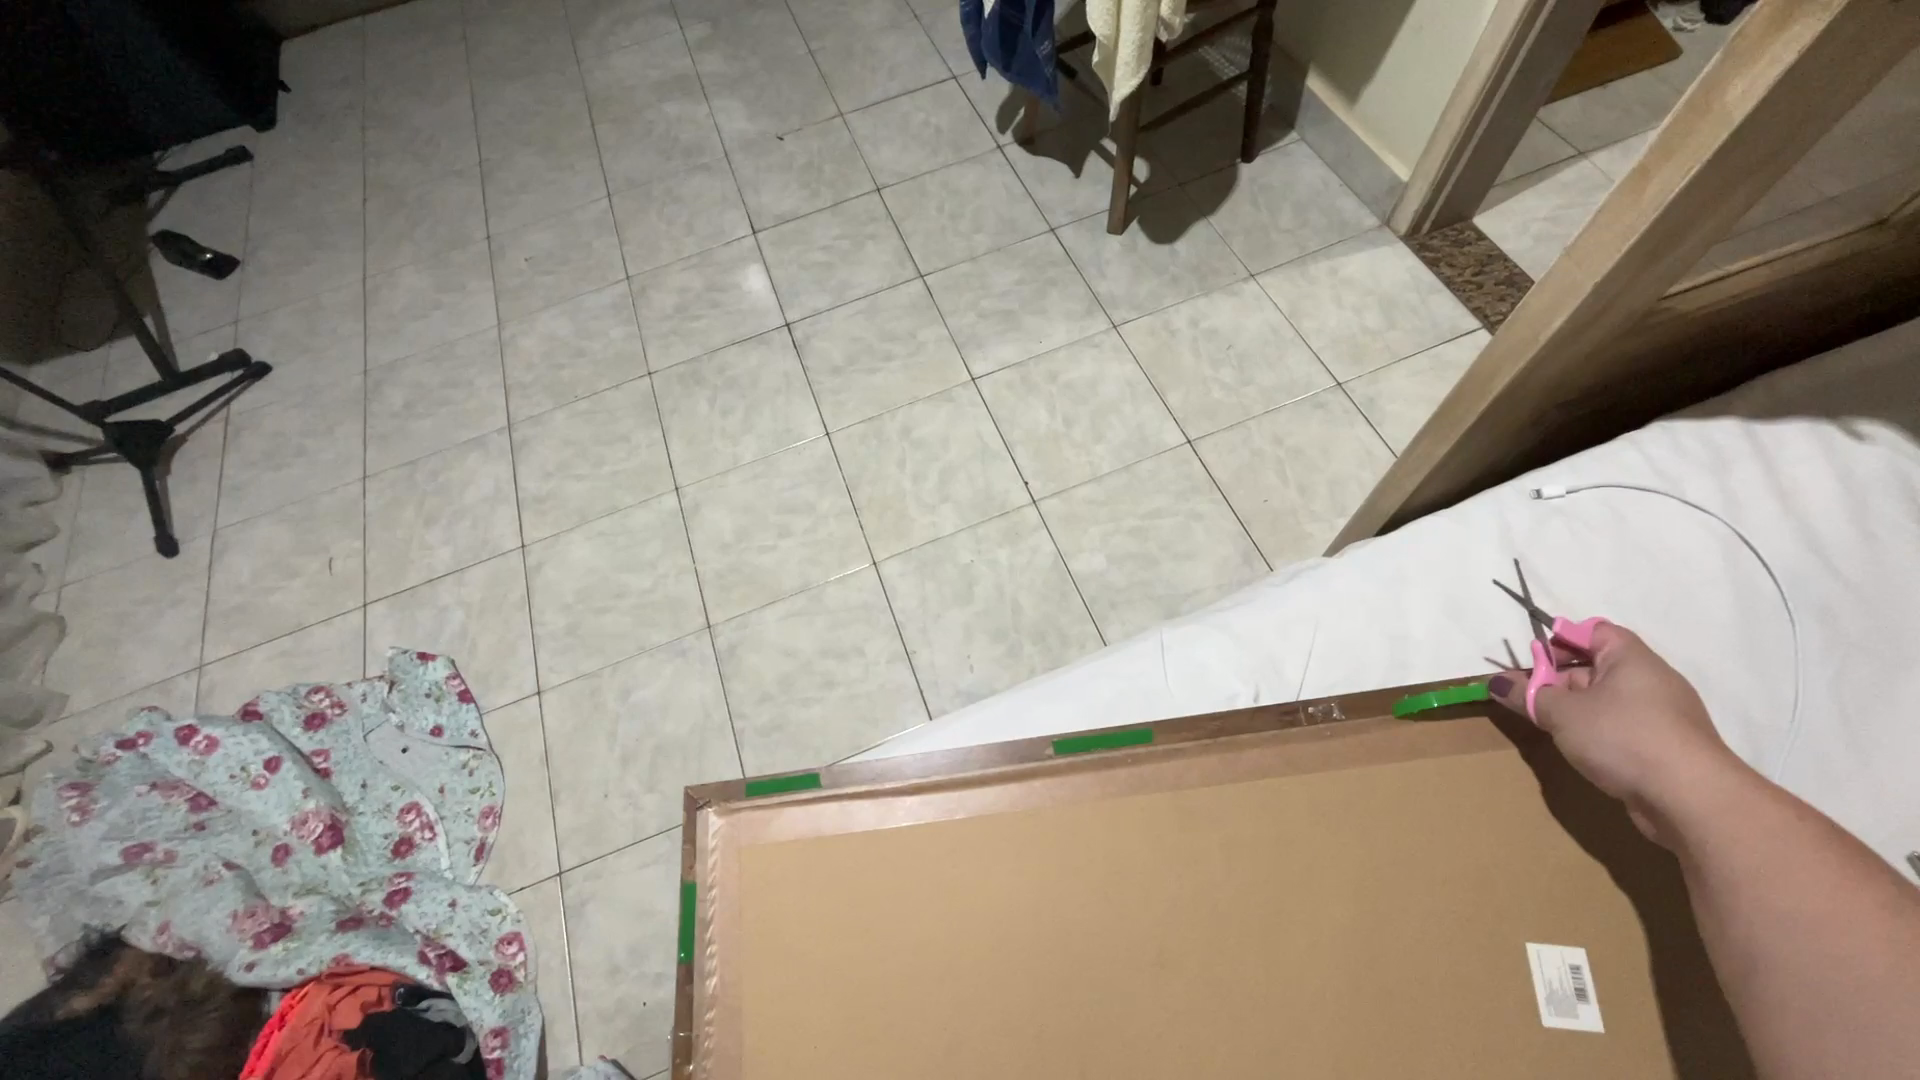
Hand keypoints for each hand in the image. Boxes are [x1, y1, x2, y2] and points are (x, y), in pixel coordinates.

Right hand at [1489, 623, 1743, 845]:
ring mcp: (1662, 715)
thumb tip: (1496, 682)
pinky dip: (1596, 732)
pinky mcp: (1664, 746)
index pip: (1595, 632)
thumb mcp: (1561, 713)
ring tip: (1547, 726)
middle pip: (1596, 666)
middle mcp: (1651, 681)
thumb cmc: (1622, 738)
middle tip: (1527, 697)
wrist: (1691, 799)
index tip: (1533, 662)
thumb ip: (1527, 695)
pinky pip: (1621, 726)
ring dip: (1575, 709)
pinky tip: (1579, 749)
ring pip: (1606, 700)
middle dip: (1558, 679)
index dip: (1561, 640)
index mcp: (1631, 660)